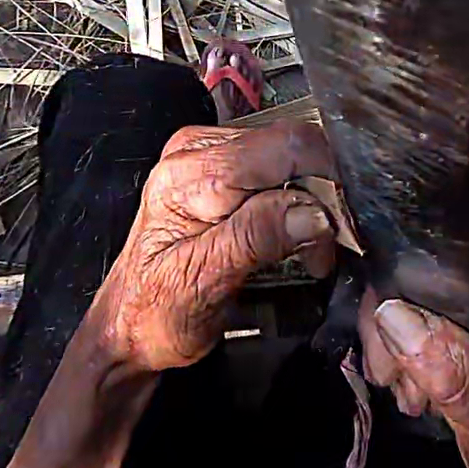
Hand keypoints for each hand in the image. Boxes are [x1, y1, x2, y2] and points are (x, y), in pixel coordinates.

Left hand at [93, 119, 337, 372]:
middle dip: (321, 193)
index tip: (339, 228)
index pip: (282, 148)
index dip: (324, 182)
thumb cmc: (156, 312)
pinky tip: (293, 231)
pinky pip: (280, 164)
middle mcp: (197, 149)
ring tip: (308, 248)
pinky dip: (299, 197)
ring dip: (313, 199)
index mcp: (188, 173)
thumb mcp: (203, 284)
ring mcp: (211, 152)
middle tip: (323, 248)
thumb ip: (254, 239)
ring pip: (291, 153)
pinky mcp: (224, 163)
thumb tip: (312, 212)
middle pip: (291, 144)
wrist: (129, 323)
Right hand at [359, 261, 468, 467]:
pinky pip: (454, 283)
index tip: (402, 361)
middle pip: (452, 275)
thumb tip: (399, 317)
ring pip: (444, 275)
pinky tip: (429, 362)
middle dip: (409, 321)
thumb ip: (457, 387)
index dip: (423, 309)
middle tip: (404, 383)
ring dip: (412, 322)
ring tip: (417, 383)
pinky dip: (428, 317)